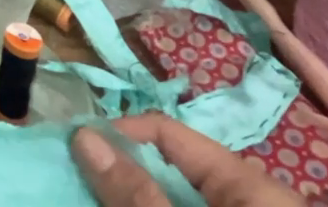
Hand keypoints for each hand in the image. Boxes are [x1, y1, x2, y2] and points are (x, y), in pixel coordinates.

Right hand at [72, 115, 307, 206]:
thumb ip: (138, 194)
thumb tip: (83, 134)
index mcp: (253, 186)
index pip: (168, 131)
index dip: (119, 133)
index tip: (73, 151)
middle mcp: (254, 197)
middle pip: (171, 168)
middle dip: (122, 172)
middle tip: (79, 185)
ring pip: (176, 196)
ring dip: (134, 197)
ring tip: (93, 197)